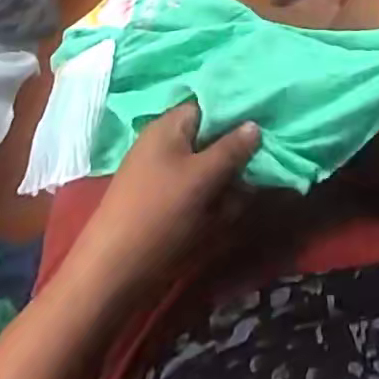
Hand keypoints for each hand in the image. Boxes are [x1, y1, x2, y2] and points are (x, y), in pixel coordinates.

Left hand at [67, 100, 259, 282]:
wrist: (110, 276)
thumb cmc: (158, 214)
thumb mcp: (203, 177)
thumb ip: (233, 147)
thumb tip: (255, 125)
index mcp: (169, 127)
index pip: (211, 102)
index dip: (239, 107)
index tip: (269, 115)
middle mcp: (166, 143)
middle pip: (213, 134)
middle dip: (238, 148)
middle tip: (267, 156)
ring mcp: (164, 173)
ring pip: (209, 164)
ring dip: (229, 177)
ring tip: (248, 190)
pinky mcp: (165, 200)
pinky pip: (199, 187)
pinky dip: (215, 197)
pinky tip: (228, 211)